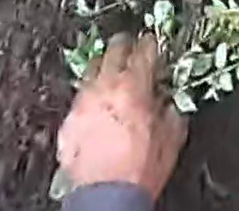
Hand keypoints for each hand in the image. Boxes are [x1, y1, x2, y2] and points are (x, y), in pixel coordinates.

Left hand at [57, 34, 188, 195]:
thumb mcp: (170, 135)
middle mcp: (106, 88)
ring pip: (92, 68)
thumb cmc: (138, 171)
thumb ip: (170, 107)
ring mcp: (84, 104)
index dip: (151, 43)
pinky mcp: (68, 123)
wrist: (105, 203)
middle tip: (132, 49)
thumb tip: (168, 97)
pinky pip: (80, 98)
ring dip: (105, 67)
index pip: (144, 48)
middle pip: (114, 49)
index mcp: (134, 86)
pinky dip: (91, 96)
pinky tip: (98, 105)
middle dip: (126, 46)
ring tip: (112, 74)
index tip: (152, 44)